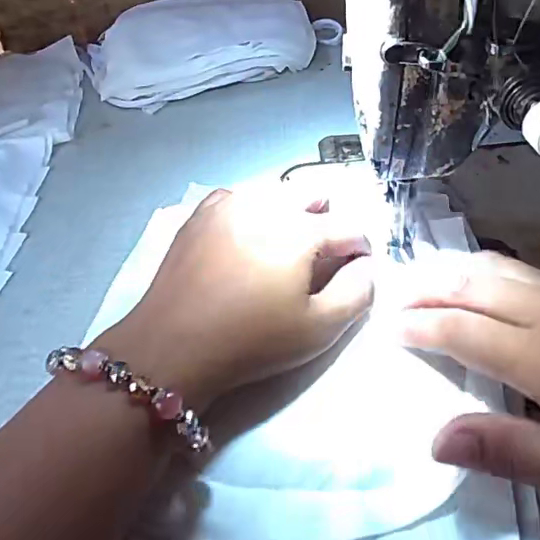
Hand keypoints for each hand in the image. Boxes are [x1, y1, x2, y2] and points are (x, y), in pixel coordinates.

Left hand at [100, 185, 374, 403]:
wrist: (173, 345)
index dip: (359, 251)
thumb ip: (357, 292)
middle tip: (315, 260)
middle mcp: (266, 204)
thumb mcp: (319, 329)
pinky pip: (240, 198)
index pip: (349, 228)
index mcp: (300, 230)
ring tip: (281, 249)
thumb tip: (366, 265)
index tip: (353, 271)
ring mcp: (229, 203)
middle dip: (325, 222)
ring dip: (289, 213)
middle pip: (313, 199)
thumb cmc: (251, 342)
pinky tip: (247, 238)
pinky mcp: (201, 213)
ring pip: (276, 194)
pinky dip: (253, 210)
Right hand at [397, 250, 539, 509]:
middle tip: (390, 299)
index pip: (461, 330)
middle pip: (470, 284)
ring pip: (494, 267)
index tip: (388, 329)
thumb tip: (435, 440)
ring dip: (449, 271)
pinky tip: (474, 279)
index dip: (419, 327)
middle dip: (424, 289)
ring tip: (418, 281)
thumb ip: (508, 451)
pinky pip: (519, 268)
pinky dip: (481, 268)